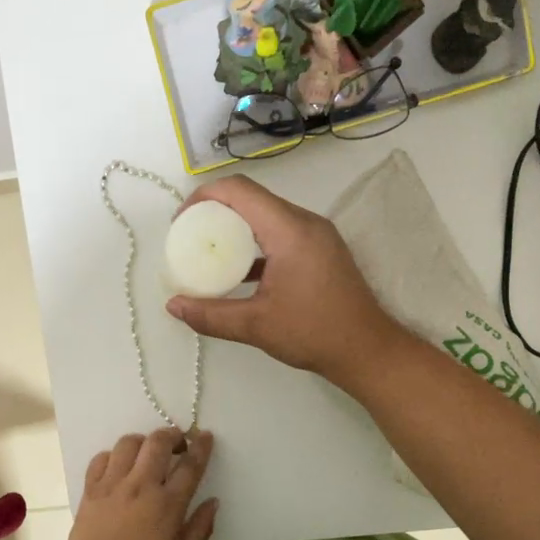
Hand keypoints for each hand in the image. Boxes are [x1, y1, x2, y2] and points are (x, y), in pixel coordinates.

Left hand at [46, 428, 219, 539]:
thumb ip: (201, 527)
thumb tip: (213, 502)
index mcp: (168, 504)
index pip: (190, 465)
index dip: (201, 446)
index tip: (206, 436)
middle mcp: (141, 486)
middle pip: (158, 443)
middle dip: (172, 435)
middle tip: (178, 443)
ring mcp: (113, 484)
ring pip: (128, 443)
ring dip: (143, 441)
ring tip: (148, 451)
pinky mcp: (91, 489)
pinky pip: (101, 458)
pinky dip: (113, 455)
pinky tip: (119, 466)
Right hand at [165, 175, 410, 384]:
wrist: (366, 350)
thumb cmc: (313, 333)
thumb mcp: (255, 326)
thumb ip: (211, 314)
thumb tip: (173, 306)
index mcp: (289, 230)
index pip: (239, 190)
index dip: (203, 197)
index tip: (181, 223)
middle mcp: (305, 222)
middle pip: (252, 198)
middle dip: (216, 212)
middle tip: (189, 239)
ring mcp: (316, 235)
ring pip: (266, 216)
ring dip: (236, 228)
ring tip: (209, 254)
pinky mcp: (321, 250)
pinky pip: (280, 233)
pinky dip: (255, 244)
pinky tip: (239, 272)